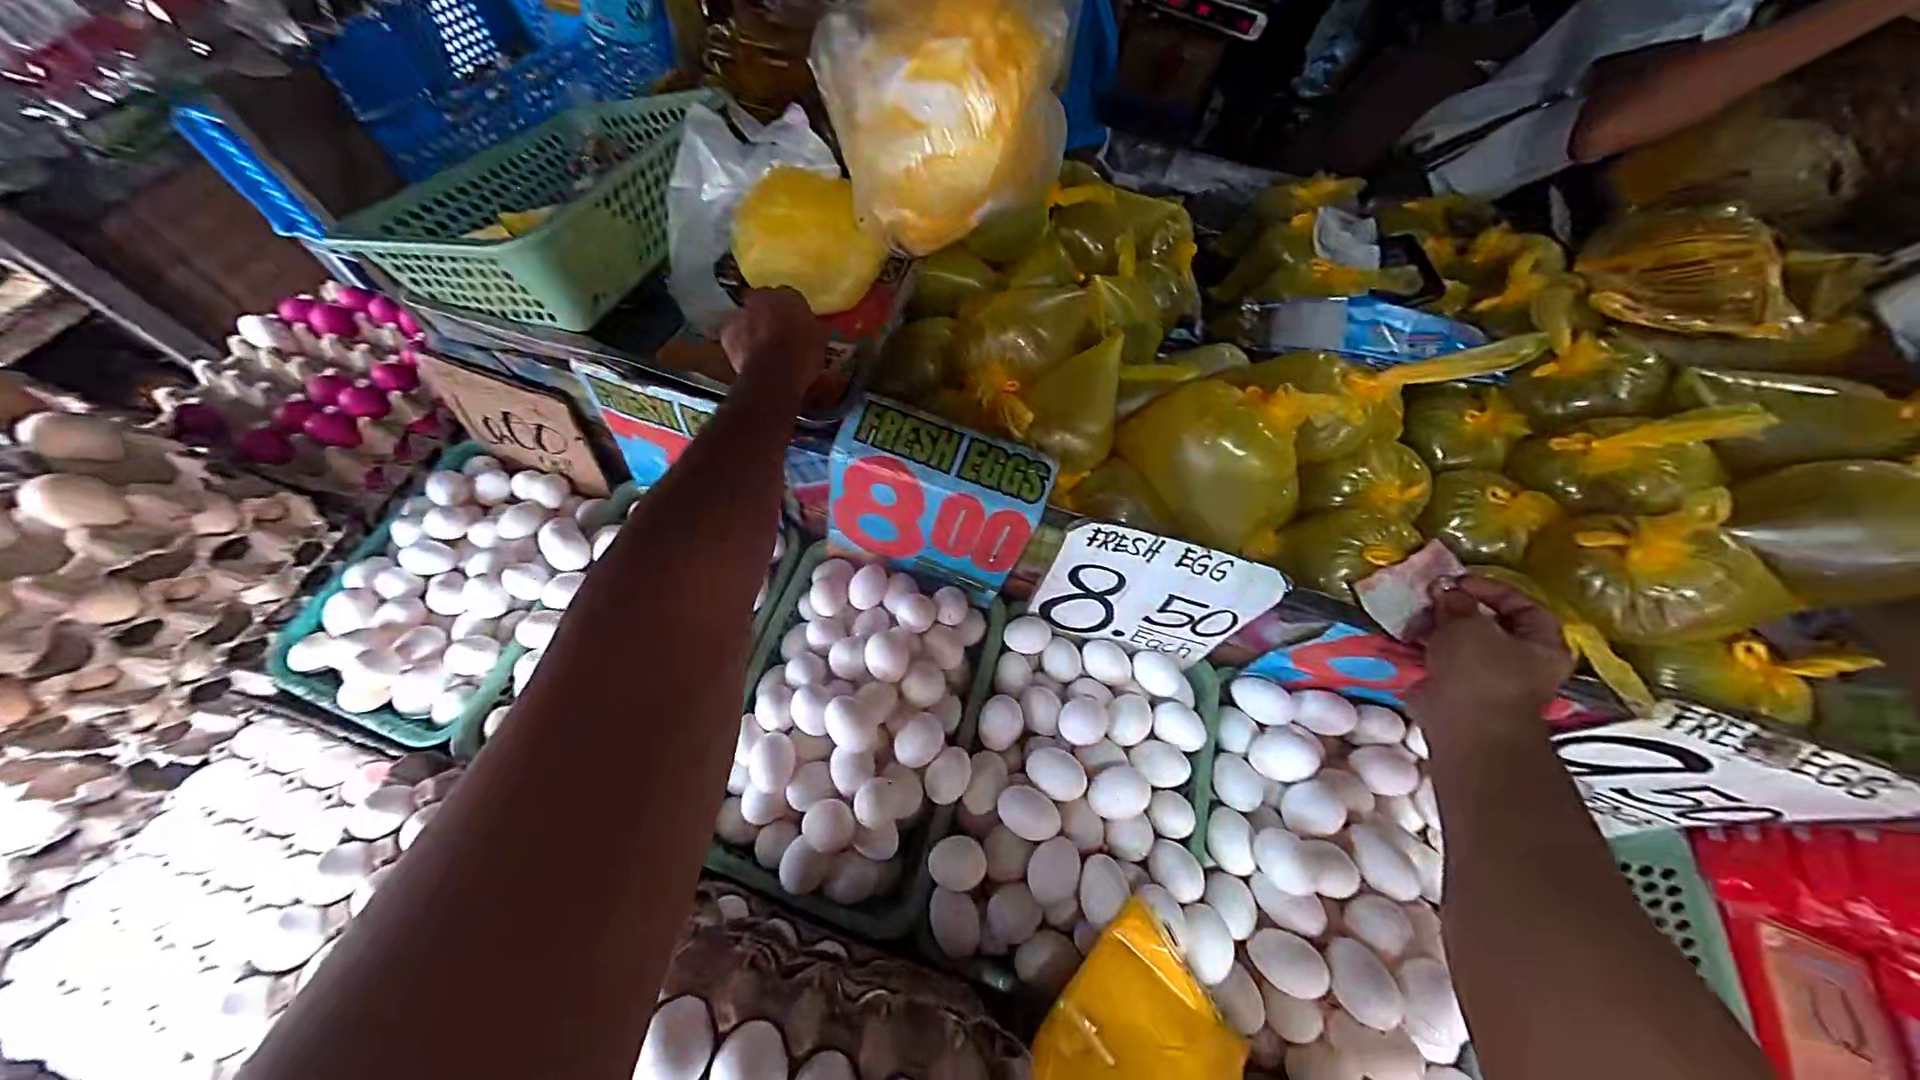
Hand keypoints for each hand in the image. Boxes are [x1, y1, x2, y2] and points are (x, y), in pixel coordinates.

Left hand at [721, 288, 829, 393]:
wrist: (773, 374)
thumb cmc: (802, 355)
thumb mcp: (820, 341)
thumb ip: (815, 328)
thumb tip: (815, 328)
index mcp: (789, 295)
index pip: (792, 297)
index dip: (795, 313)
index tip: (798, 326)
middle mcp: (762, 296)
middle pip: (766, 303)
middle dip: (771, 315)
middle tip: (780, 334)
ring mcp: (741, 313)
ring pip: (749, 317)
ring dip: (754, 327)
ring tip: (764, 349)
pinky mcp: (727, 332)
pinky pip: (736, 335)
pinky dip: (741, 343)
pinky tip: (750, 357)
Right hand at [1406, 575, 1574, 731]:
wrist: (1463, 724)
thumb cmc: (1480, 671)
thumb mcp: (1469, 625)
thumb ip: (1458, 603)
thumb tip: (1446, 590)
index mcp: (1542, 645)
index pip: (1522, 606)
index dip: (1491, 589)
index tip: (1458, 581)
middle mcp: (1521, 662)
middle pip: (1490, 624)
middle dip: (1459, 609)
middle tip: (1432, 598)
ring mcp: (1488, 678)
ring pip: (1462, 643)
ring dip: (1438, 627)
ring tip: (1415, 617)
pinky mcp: (1457, 689)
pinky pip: (1441, 660)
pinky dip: (1425, 647)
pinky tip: (1408, 637)